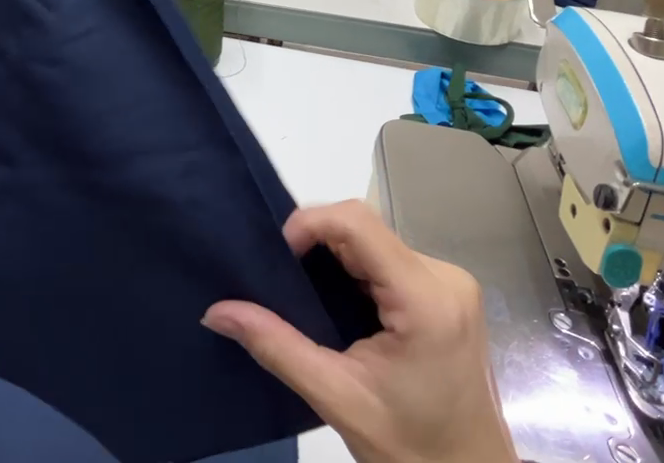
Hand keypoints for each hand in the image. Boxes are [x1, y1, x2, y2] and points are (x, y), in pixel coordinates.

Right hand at [203, 201, 517, 462]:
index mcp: (425, 298)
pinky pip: (385, 258)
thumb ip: (275, 346)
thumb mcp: (336, 397)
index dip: (307, 224)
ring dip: (331, 258)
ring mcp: (448, 282)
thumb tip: (215, 311)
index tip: (276, 259)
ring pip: (371, 241)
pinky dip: (351, 271)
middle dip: (314, 245)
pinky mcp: (444, 291)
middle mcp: (443, 276)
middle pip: (362, 228)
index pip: (356, 222)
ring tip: (301, 295)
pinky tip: (333, 303)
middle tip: (279, 283)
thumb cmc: (410, 446)